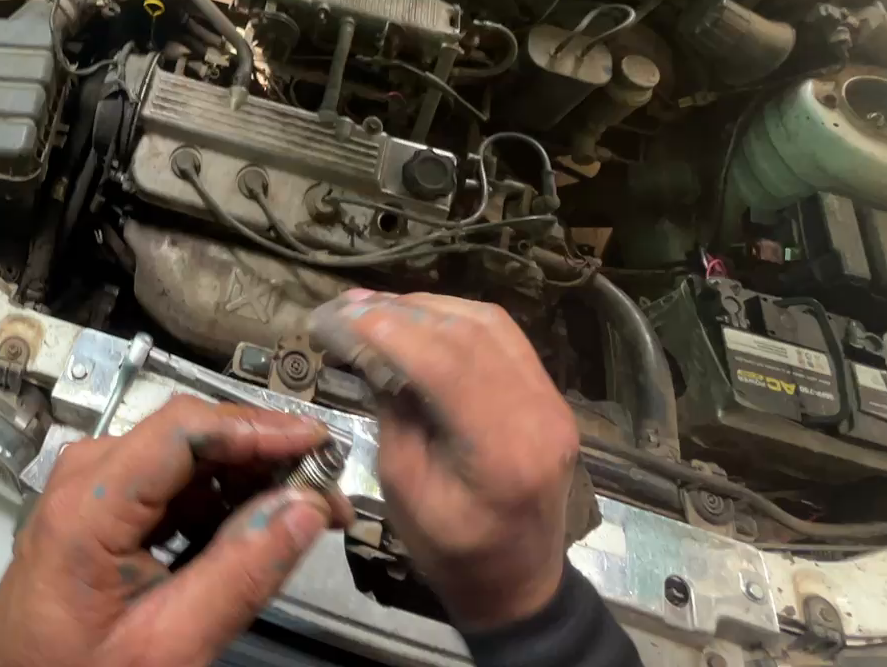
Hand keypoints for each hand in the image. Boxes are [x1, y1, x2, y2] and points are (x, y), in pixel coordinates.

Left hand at [0, 396, 352, 666]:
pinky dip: (221, 495)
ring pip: (188, 453)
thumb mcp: (166, 645)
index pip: (181, 429)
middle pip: (188, 433)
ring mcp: (97, 479)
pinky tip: (258, 518)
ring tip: (304, 505)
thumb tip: (305, 510)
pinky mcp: (108, 497)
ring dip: (248, 473)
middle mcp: (89, 469)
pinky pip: (174, 479)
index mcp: (89, 501)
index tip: (315, 443)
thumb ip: (239, 574)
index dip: (255, 427)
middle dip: (263, 452)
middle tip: (325, 486)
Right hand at [314, 292, 580, 629]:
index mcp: (501, 452)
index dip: (385, 329)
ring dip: (422, 307)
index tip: (336, 317)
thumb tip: (366, 347)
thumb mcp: (402, 486)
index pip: (442, 364)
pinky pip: (500, 332)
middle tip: (345, 306)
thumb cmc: (451, 549)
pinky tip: (416, 316)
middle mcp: (537, 414)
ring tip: (373, 306)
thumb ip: (391, 411)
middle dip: (396, 311)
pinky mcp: (546, 391)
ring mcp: (550, 398)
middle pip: (463, 334)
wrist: (518, 581)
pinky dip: (452, 315)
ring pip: (484, 322)